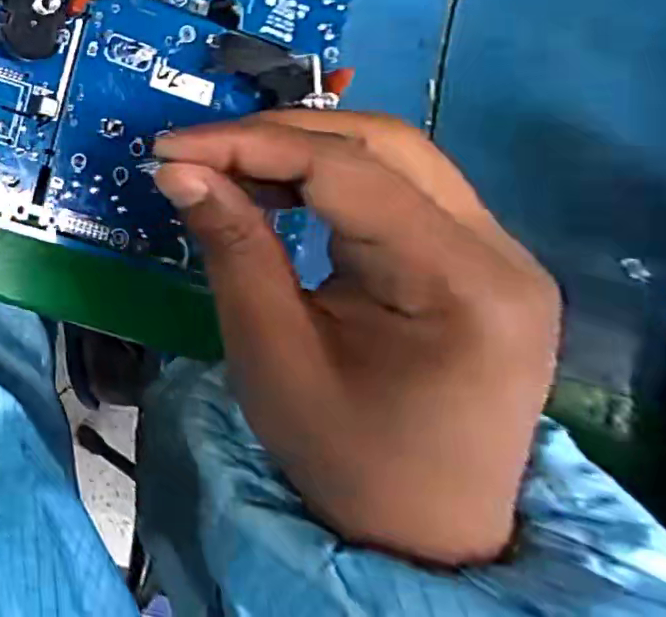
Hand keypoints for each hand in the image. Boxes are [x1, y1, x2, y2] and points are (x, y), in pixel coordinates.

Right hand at [150, 111, 559, 566]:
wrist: (422, 530)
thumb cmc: (342, 450)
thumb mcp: (269, 349)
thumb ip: (231, 245)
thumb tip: (176, 169)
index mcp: (460, 283)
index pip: (344, 170)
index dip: (245, 144)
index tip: (166, 150)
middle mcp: (499, 253)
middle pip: (381, 143)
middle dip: (274, 134)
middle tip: (194, 153)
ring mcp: (496, 253)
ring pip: (390, 154)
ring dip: (298, 146)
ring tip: (223, 165)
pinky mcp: (473, 259)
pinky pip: (395, 185)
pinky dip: (322, 173)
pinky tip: (272, 188)